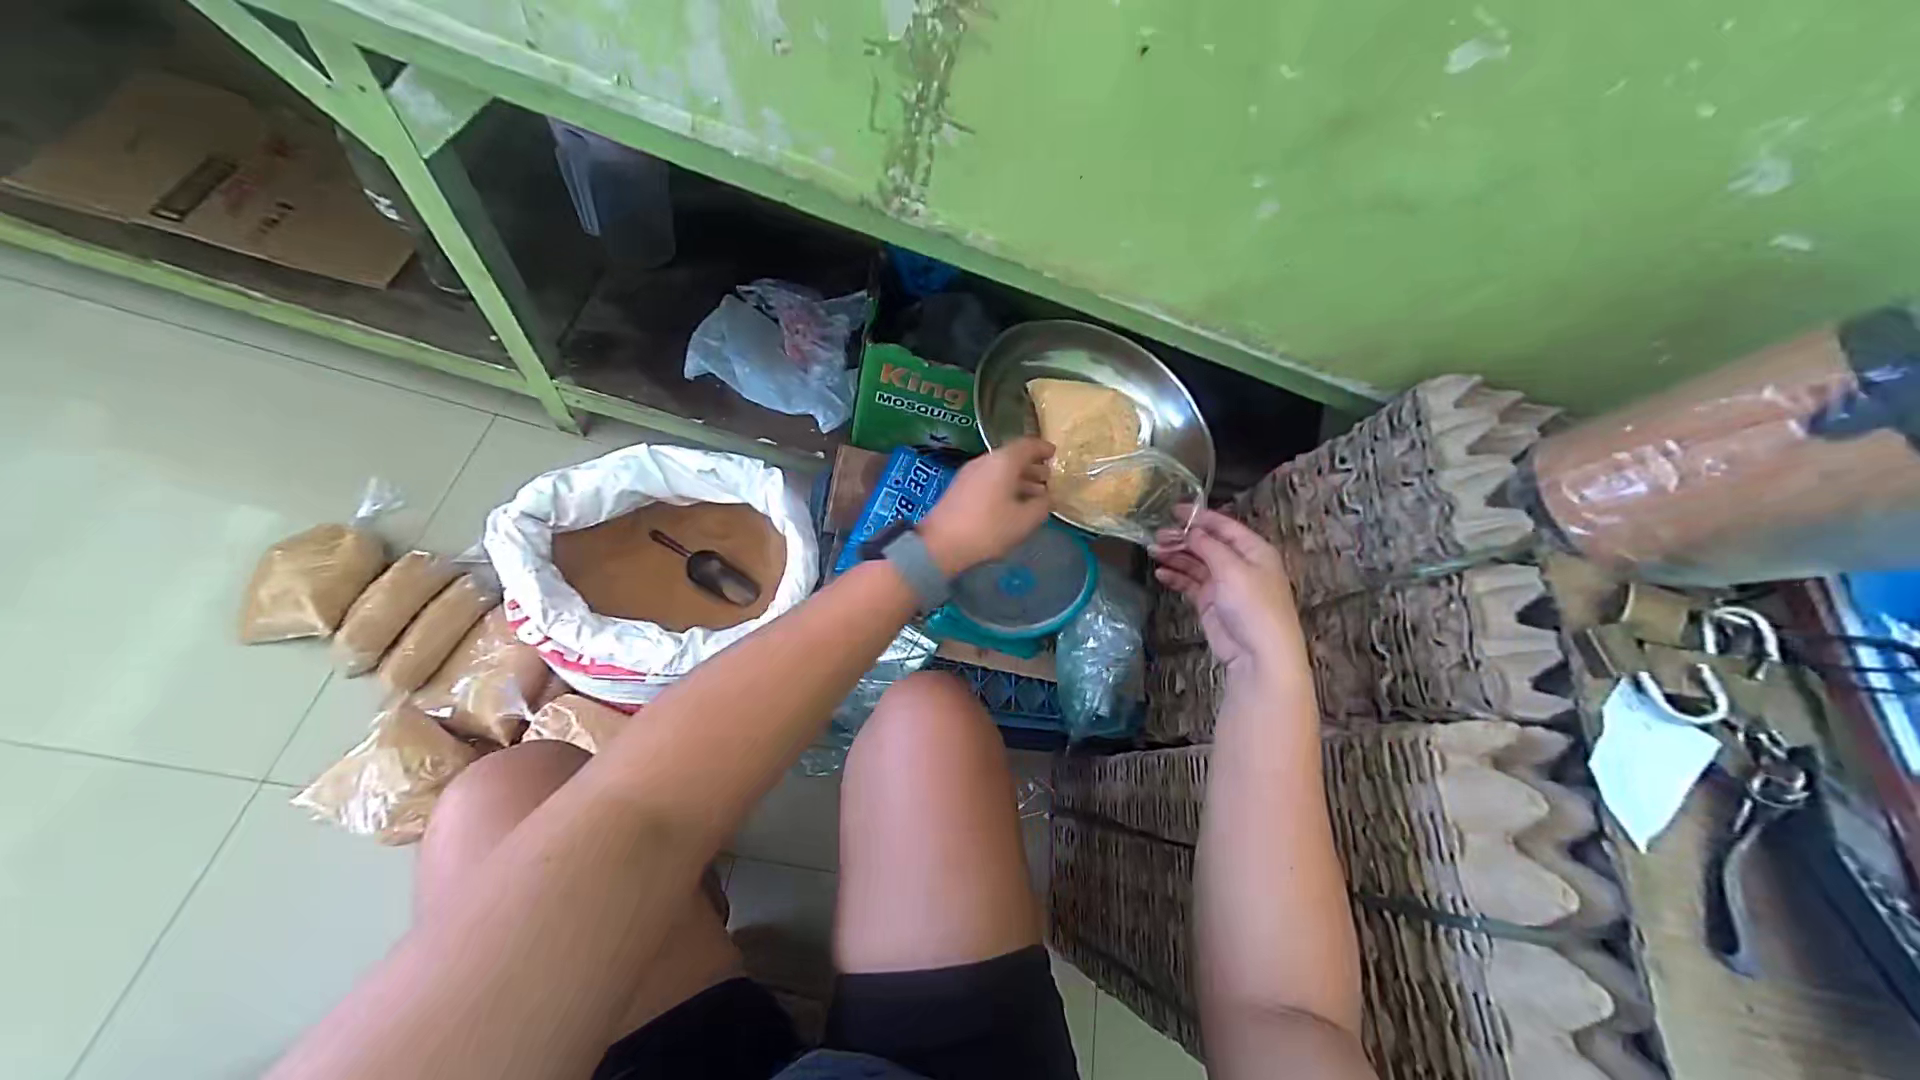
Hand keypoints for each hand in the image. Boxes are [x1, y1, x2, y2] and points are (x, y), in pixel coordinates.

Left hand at [919, 438, 1054, 575]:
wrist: (941, 544)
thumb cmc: (988, 529)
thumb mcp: (1024, 520)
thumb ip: (1042, 505)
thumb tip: (1050, 497)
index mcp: (1003, 462)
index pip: (1028, 445)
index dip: (1043, 448)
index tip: (1055, 454)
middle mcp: (985, 461)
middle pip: (1013, 457)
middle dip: (1032, 466)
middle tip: (1048, 478)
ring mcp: (969, 473)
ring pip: (1000, 469)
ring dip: (1019, 478)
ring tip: (1035, 494)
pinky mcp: (960, 488)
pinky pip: (988, 479)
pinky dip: (1004, 485)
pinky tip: (1011, 504)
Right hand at [1152, 508, 1301, 678]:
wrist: (1258, 653)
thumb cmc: (1254, 606)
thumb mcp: (1232, 568)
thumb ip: (1209, 546)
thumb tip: (1192, 531)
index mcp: (1253, 550)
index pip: (1224, 526)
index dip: (1200, 517)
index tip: (1174, 510)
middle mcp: (1239, 564)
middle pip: (1207, 544)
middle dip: (1182, 538)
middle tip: (1157, 535)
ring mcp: (1224, 584)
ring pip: (1196, 563)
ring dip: (1175, 556)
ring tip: (1153, 552)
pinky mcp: (1211, 603)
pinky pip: (1190, 584)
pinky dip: (1176, 577)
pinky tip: (1161, 573)